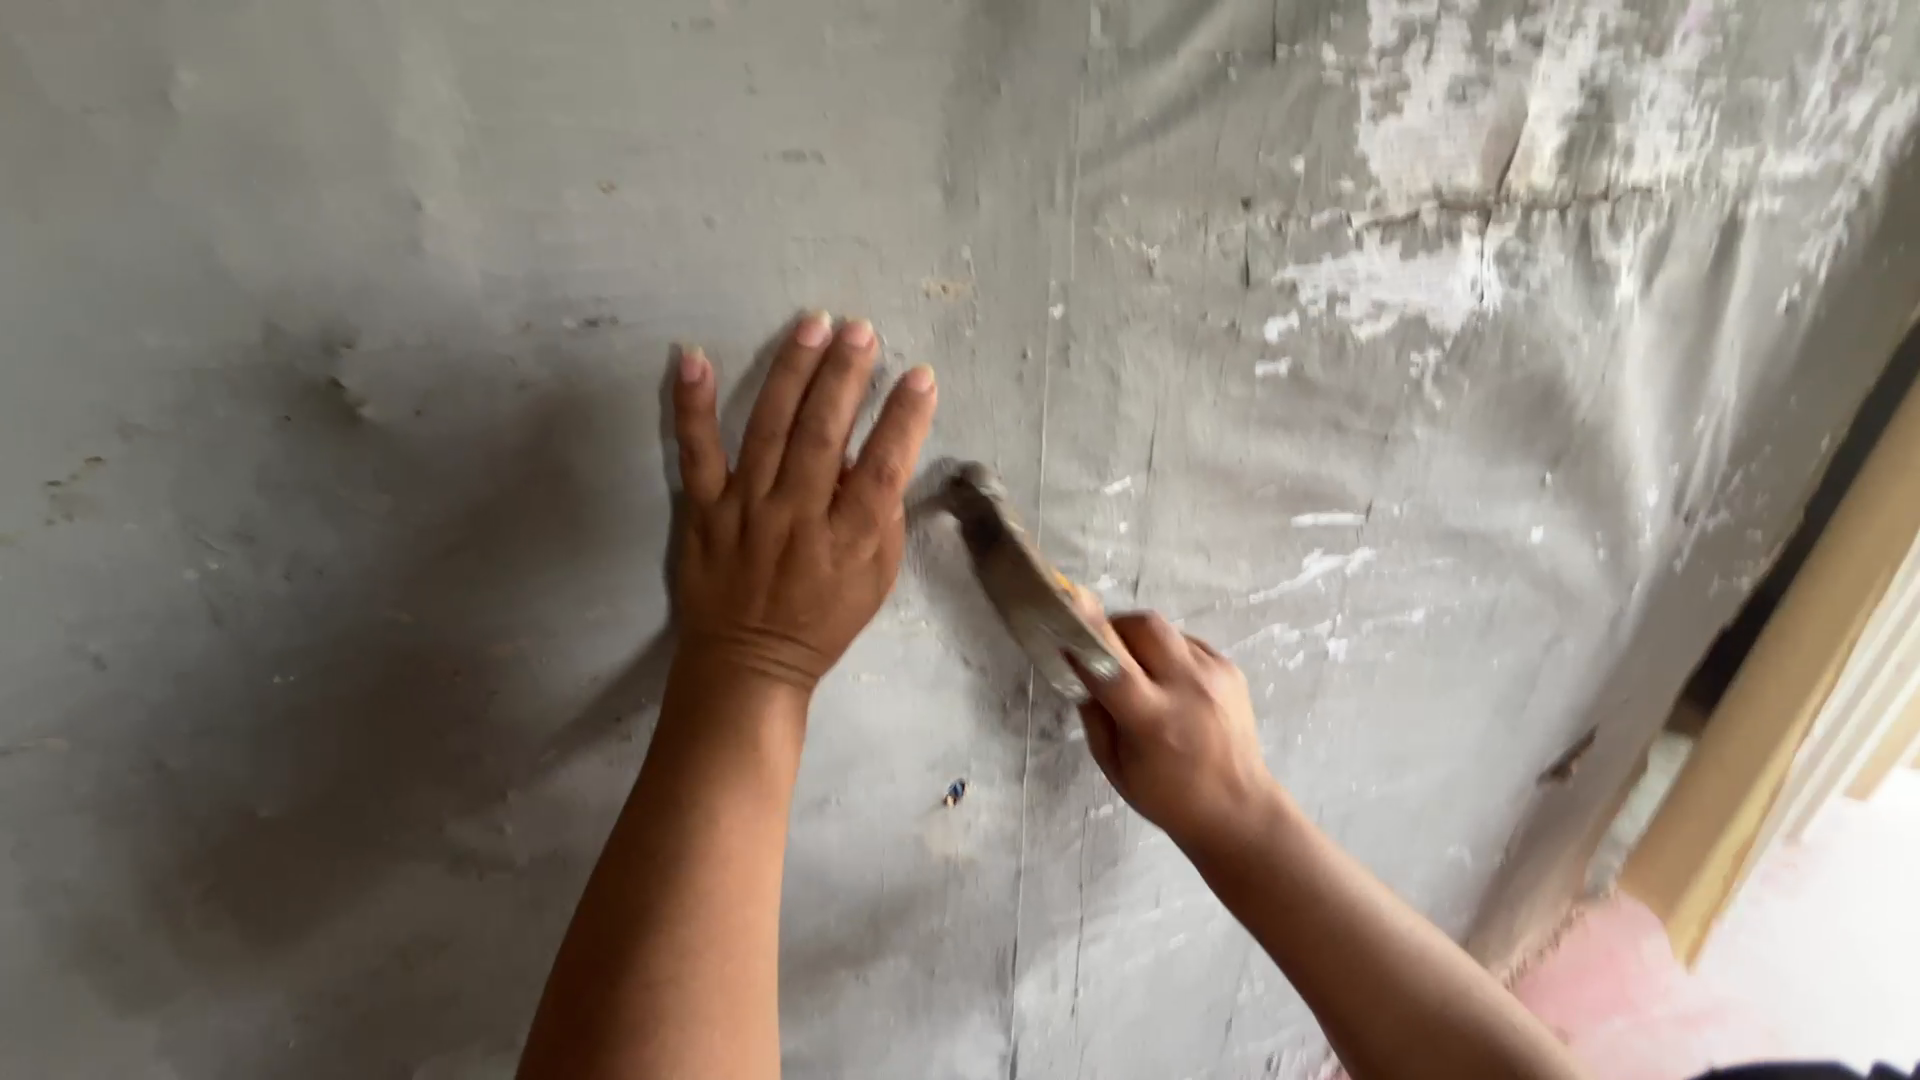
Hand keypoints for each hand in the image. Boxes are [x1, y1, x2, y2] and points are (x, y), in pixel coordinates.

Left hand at [671, 312, 936, 690]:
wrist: (748, 663)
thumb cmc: (823, 620)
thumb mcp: (875, 580)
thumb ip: (880, 519)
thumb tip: (877, 459)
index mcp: (849, 539)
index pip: (885, 467)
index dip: (905, 419)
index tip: (920, 375)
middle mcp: (799, 517)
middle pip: (826, 435)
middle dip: (847, 376)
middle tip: (861, 330)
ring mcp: (746, 510)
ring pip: (771, 429)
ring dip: (793, 372)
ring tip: (812, 324)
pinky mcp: (703, 510)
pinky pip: (696, 453)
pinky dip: (693, 405)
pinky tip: (694, 357)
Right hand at [1071, 591, 1283, 848]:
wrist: (1239, 810)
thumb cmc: (1167, 796)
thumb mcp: (1114, 764)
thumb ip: (1093, 713)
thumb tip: (1080, 667)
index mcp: (1153, 720)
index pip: (1112, 664)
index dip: (1086, 636)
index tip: (1065, 618)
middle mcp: (1188, 688)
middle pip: (1143, 626)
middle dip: (1115, 628)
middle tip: (1104, 648)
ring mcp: (1215, 675)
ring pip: (1165, 629)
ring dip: (1141, 640)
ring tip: (1140, 670)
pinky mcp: (1231, 669)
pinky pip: (1187, 642)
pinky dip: (1168, 653)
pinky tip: (1169, 682)